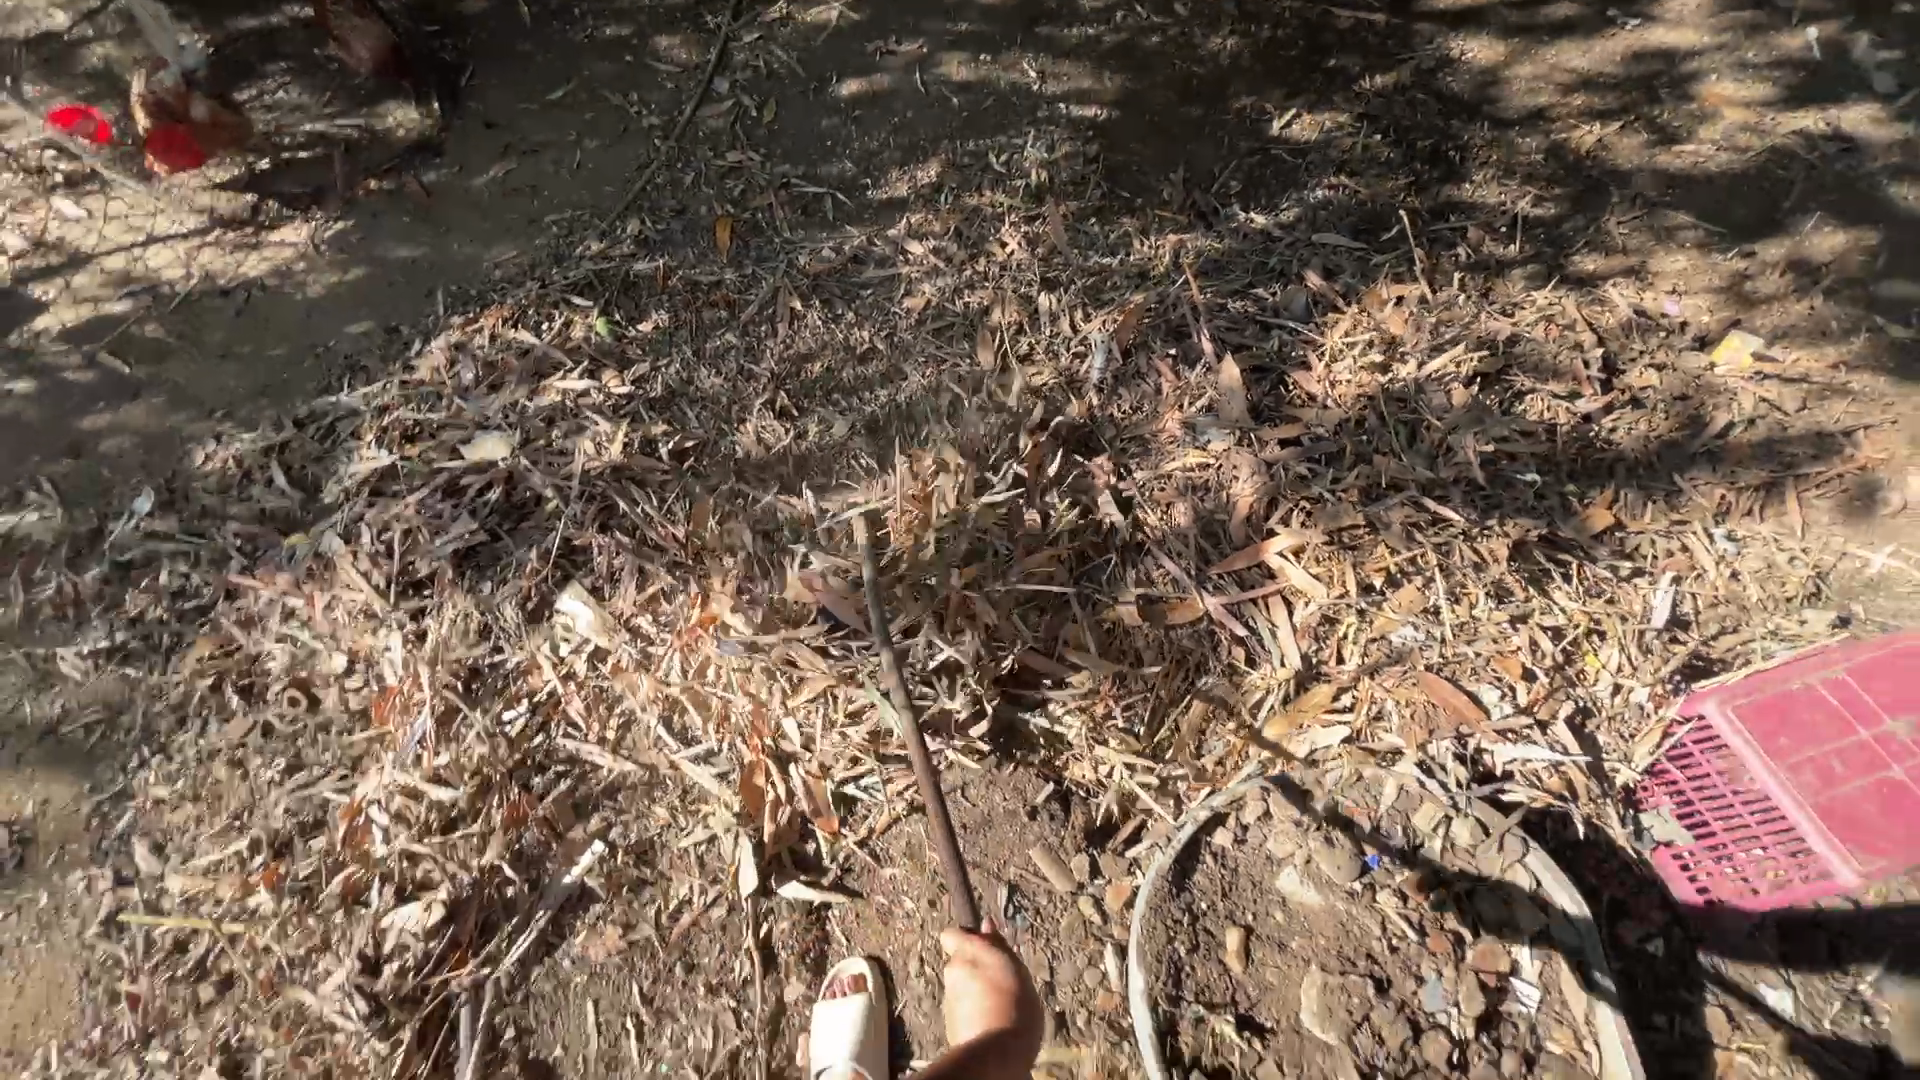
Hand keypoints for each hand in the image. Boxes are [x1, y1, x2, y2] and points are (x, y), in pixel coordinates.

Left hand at [938, 919, 1043, 1059]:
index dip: (966, 939)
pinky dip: (972, 1009)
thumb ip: (998, 945)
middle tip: (1000, 981)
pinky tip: (991, 1021)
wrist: (996, 1056)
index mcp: (969, 952)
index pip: (952, 934)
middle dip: (974, 967)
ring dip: (974, 989)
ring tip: (1000, 1005)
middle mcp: (954, 970)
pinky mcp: (949, 1021)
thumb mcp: (1016, 970)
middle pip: (960, 960)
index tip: (985, 949)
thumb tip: (986, 923)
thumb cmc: (1015, 1007)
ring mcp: (949, 997)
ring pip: (962, 984)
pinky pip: (962, 1006)